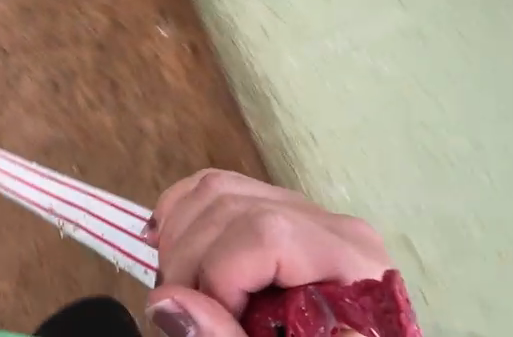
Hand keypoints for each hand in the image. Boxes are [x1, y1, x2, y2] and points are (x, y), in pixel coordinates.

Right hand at [143, 170, 391, 336]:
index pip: (264, 233)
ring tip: (176, 288)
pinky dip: (184, 214)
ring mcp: (304, 212)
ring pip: (217, 189)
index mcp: (350, 264)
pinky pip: (219, 189)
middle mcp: (330, 224)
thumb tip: (163, 300)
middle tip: (176, 310)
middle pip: (231, 206)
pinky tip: (169, 247)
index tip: (209, 322)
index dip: (220, 273)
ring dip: (178, 234)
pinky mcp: (280, 213)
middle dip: (187, 257)